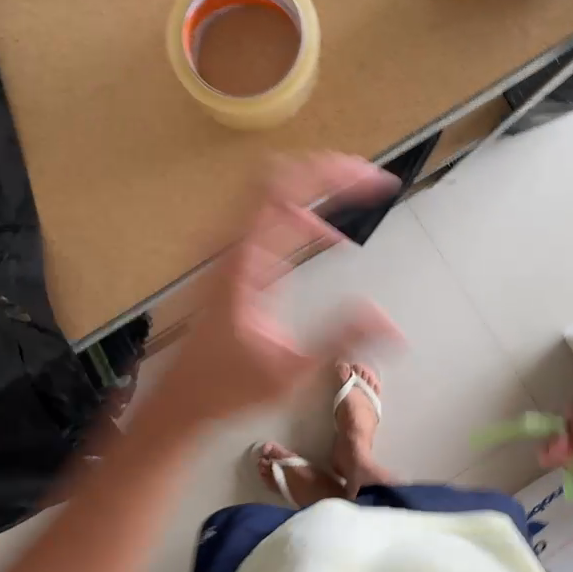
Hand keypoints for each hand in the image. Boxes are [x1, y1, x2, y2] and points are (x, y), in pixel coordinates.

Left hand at [140, 154, 401, 433]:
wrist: (181, 400)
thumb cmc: (228, 388)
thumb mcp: (291, 370)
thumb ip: (341, 341)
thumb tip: (391, 324)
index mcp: (242, 265)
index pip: (285, 193)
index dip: (334, 176)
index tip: (375, 183)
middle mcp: (227, 248)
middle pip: (274, 176)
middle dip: (325, 171)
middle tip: (366, 179)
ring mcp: (222, 252)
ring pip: (264, 189)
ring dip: (309, 184)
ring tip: (350, 191)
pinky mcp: (225, 262)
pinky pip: (259, 213)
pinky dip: (293, 206)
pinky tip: (317, 231)